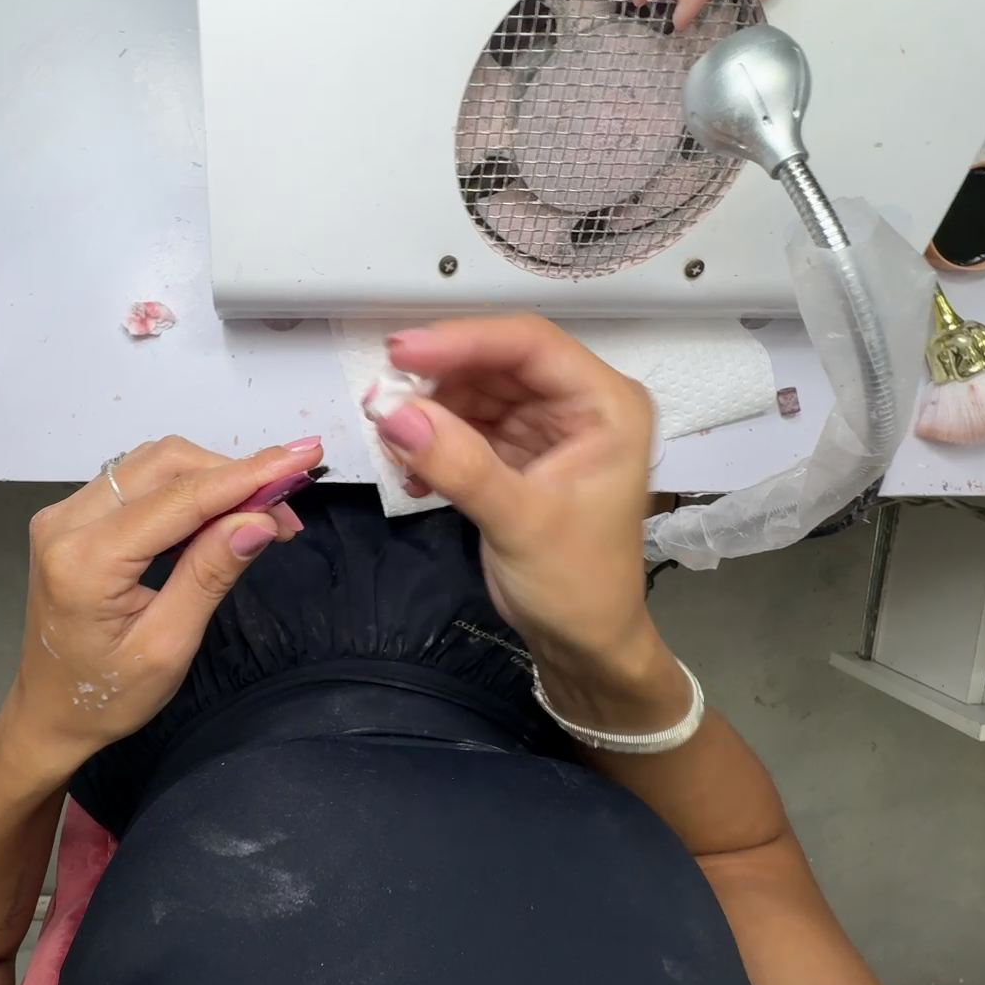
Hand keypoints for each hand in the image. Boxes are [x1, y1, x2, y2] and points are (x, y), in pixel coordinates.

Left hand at [0, 436, 324, 779]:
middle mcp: (67, 521)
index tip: (304, 456)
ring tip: (261, 516)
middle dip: (235, 474)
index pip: (180, 499)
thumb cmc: (108, 695)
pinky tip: (221, 517)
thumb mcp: (168, 646)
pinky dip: (190, 491)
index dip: (248, 474)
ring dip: (215, 479)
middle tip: (286, 509)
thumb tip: (260, 521)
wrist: (48, 712)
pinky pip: (142, 481)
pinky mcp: (75, 515)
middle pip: (166, 464)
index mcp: (86, 561)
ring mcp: (66, 512)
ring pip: (156, 465)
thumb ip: (209, 575)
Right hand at [371, 317, 687, 733]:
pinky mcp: (514, 452)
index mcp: (606, 405)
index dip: (463, 341)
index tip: (400, 353)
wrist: (581, 642)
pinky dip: (433, 441)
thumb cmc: (576, 584)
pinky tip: (412, 473)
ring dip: (428, 412)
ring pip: (473, 392)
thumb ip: (459, 465)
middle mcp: (576, 404)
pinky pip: (464, 426)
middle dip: (437, 379)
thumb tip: (392, 413)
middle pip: (496, 363)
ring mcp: (543, 427)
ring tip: (390, 442)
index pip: (530, 346)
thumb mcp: (520, 522)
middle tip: (379, 400)